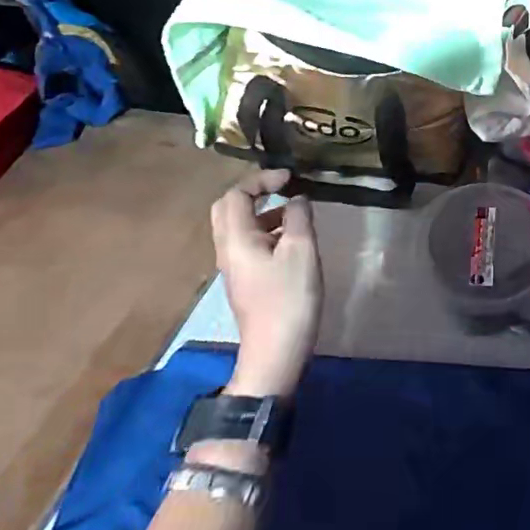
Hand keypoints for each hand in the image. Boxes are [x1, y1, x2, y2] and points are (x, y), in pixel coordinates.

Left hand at [210, 170, 322, 398]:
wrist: (275, 352)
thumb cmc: (289, 297)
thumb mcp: (302, 250)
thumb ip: (299, 218)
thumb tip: (297, 198)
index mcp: (236, 240)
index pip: (236, 195)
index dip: (261, 179)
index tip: (291, 178)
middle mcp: (227, 250)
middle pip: (228, 209)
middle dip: (255, 192)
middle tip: (285, 188)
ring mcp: (234, 267)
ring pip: (240, 227)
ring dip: (264, 211)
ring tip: (297, 212)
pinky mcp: (246, 280)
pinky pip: (249, 243)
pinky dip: (268, 230)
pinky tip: (293, 239)